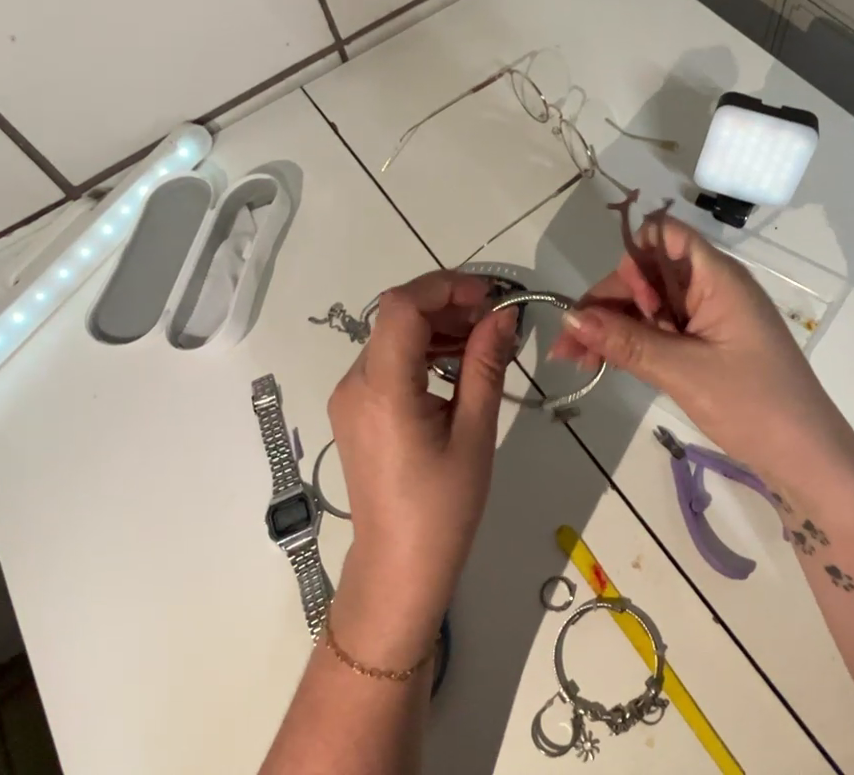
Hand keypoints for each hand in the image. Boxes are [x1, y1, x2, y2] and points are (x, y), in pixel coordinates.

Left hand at [326, 271, 516, 663]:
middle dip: (447, 305)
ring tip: (485, 341)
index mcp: (382, 389)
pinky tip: (456, 365)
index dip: (445, 287)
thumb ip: (485, 366)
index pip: (402, 307)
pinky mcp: (354, 410)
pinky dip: (422, 352)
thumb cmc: (443, 508)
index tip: (489, 296)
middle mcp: (354, 384)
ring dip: (437, 328)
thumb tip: (504, 315)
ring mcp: (349, 397)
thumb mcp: (474, 434)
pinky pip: (387, 363)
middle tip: (496, 319)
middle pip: (396, 317)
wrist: (399, 567)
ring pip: (392, 337)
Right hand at [548, 218, 844, 470]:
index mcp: (717, 278)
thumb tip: (570, 317)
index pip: (664, 235)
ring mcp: (711, 318)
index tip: (610, 302)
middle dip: (606, 303)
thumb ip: (626, 340)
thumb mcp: (683, 371)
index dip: (630, 257)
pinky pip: (662, 332)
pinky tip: (604, 363)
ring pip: (649, 306)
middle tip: (569, 347)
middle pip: (647, 275)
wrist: (808, 459)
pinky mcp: (708, 346)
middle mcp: (712, 288)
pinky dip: (633, 344)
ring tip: (577, 362)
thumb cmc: (754, 406)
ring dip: (613, 328)